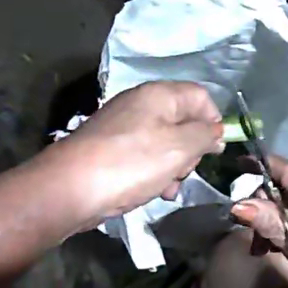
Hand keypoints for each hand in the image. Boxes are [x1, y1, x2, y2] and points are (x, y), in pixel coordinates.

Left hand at [38, 82, 225, 227]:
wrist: (70, 188)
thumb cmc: (131, 163)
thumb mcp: (179, 148)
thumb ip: (204, 135)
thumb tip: (216, 130)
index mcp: (158, 94)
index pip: (201, 97)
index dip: (213, 121)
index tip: (214, 150)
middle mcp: (139, 104)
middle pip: (182, 121)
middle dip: (191, 150)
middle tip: (184, 172)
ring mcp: (122, 127)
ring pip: (164, 143)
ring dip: (173, 168)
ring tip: (167, 190)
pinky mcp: (110, 149)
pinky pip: (143, 157)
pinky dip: (152, 174)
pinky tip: (152, 193)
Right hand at [229, 156, 287, 287]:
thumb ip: (271, 222)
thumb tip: (236, 204)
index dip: (259, 166)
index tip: (231, 166)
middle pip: (286, 187)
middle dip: (261, 203)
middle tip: (241, 223)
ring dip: (268, 222)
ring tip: (256, 245)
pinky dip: (279, 232)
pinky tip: (267, 249)